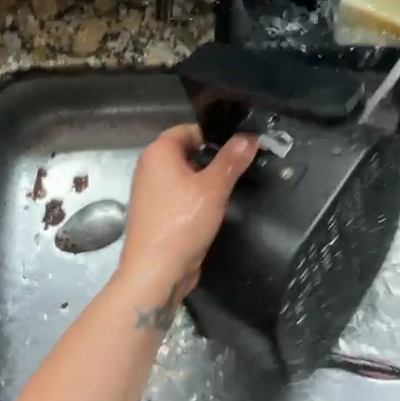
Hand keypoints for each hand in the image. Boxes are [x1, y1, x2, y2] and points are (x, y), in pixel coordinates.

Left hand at [117, 124, 258, 298]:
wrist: (156, 271)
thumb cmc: (182, 222)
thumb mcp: (214, 188)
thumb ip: (232, 160)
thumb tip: (249, 137)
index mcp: (158, 153)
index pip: (188, 129)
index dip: (214, 134)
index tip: (239, 144)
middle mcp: (150, 168)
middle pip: (187, 152)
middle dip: (213, 158)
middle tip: (241, 165)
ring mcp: (151, 192)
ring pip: (185, 176)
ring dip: (207, 181)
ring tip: (233, 187)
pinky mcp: (157, 214)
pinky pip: (181, 196)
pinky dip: (197, 199)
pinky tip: (217, 210)